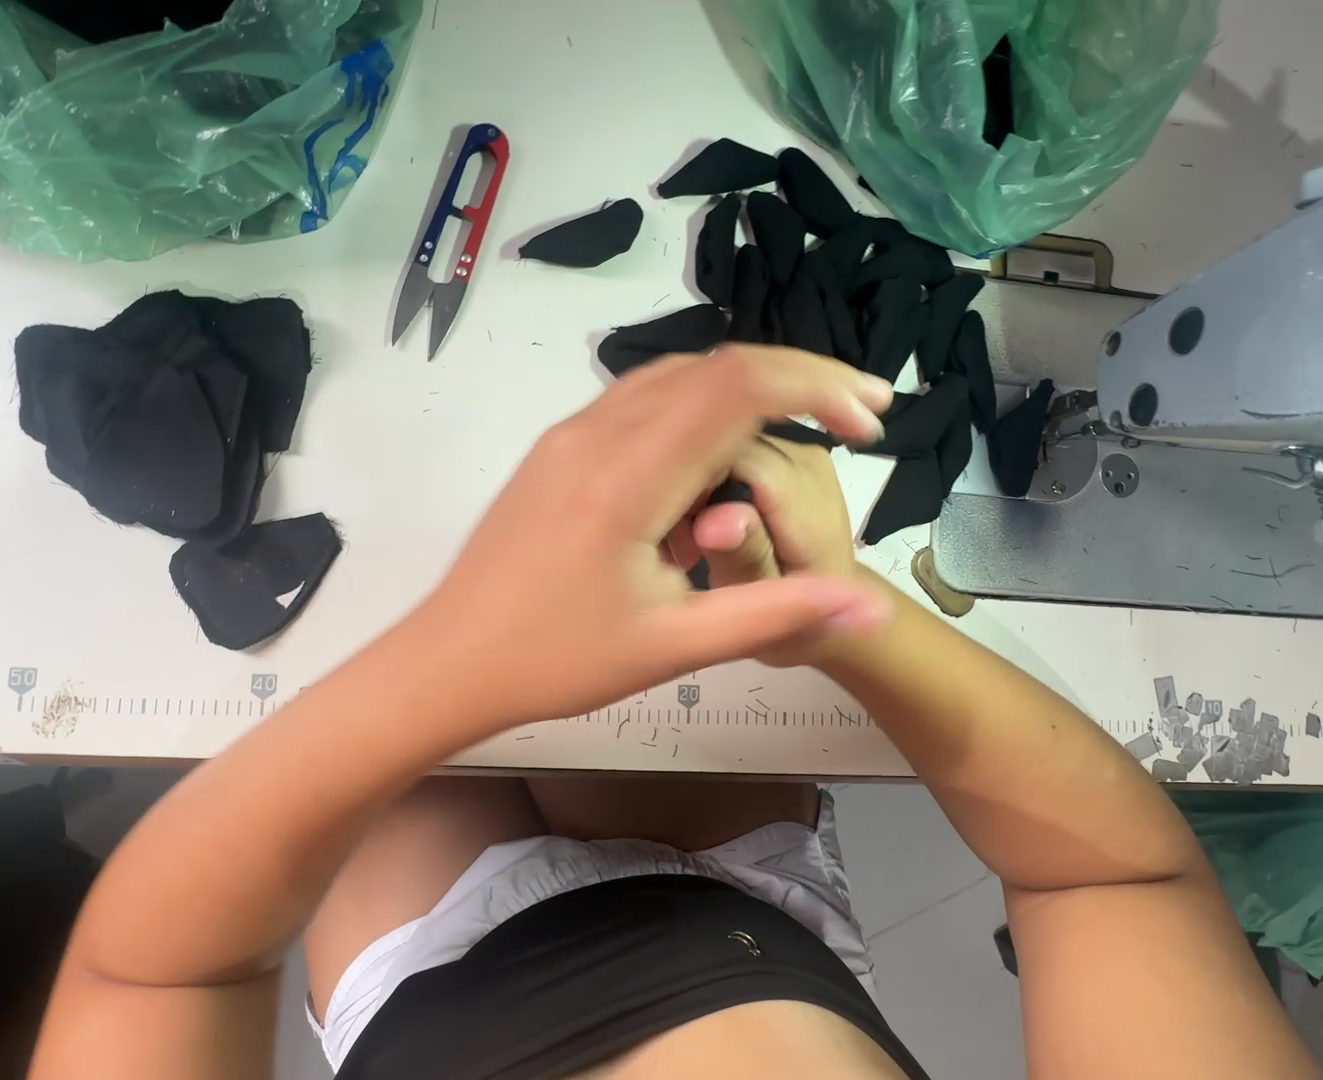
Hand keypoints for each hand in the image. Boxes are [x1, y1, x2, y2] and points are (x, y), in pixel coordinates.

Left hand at [412, 346, 893, 730]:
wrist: (449, 660)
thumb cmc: (556, 662)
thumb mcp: (672, 647)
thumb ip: (775, 614)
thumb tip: (873, 605)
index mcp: (627, 477)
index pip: (738, 386)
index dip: (817, 385)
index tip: (870, 418)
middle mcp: (596, 432)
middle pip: (713, 368)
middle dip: (796, 380)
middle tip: (856, 417)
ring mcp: (569, 433)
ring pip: (675, 378)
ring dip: (745, 392)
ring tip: (799, 431)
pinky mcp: (557, 447)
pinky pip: (640, 401)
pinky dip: (697, 411)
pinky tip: (718, 457)